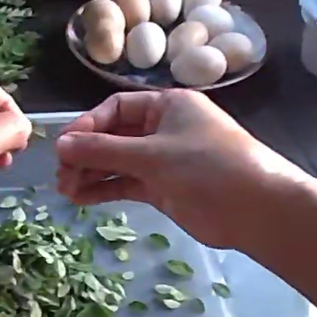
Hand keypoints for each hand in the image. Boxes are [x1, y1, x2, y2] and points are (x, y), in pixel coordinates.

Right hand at [53, 89, 310, 249]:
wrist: (257, 210)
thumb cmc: (209, 167)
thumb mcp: (152, 154)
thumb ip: (103, 150)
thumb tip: (60, 145)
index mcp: (166, 106)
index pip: (115, 109)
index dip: (87, 126)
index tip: (62, 148)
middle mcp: (162, 129)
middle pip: (112, 137)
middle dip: (84, 155)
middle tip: (61, 175)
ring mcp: (161, 160)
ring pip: (115, 162)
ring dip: (90, 174)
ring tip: (65, 190)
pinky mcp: (161, 188)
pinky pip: (124, 183)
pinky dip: (103, 189)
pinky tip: (81, 198)